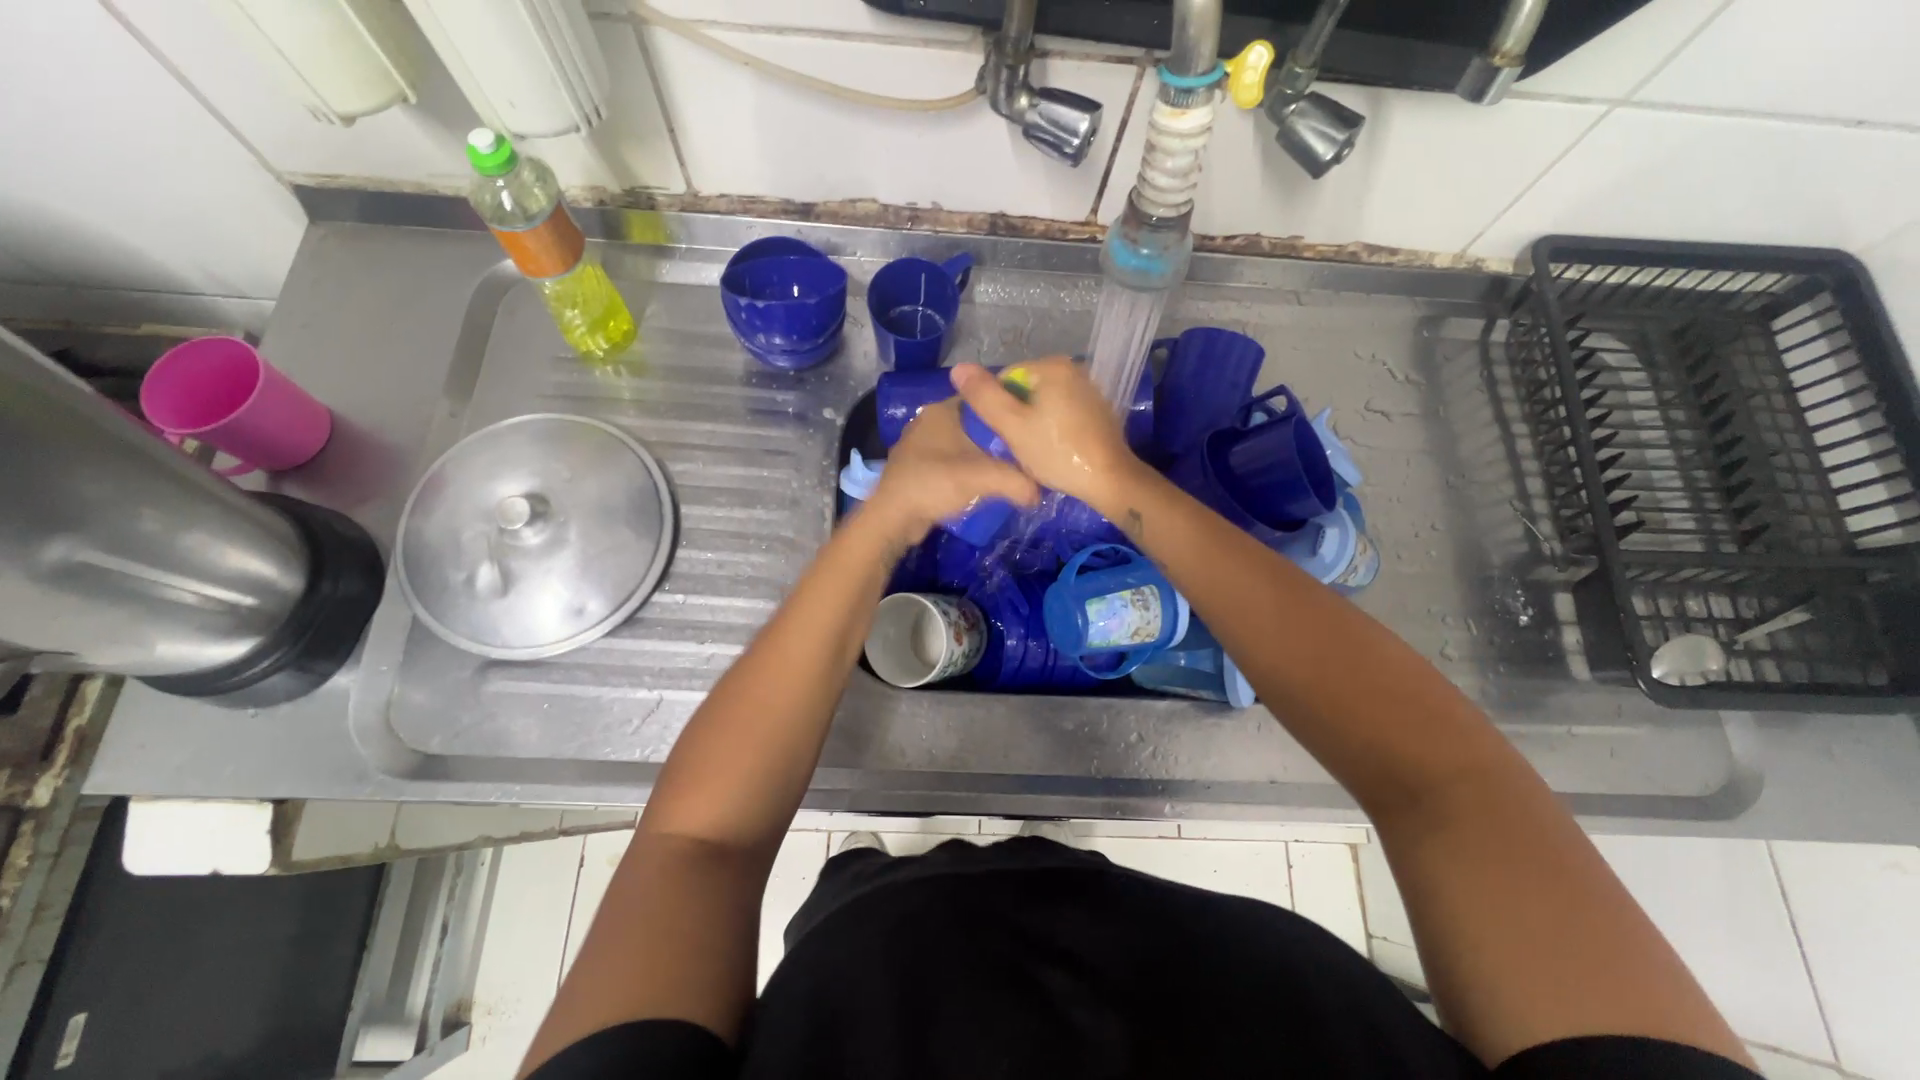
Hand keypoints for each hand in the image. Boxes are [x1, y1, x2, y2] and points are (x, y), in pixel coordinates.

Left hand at [861, 398, 1039, 546]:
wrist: (893, 517)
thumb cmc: (935, 483)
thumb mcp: (984, 478)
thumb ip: (1018, 481)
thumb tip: (1040, 494)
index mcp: (944, 409)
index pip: (984, 397)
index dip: (1008, 408)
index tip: (1029, 424)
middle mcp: (930, 420)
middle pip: (975, 422)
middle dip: (998, 436)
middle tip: (1024, 450)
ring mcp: (920, 443)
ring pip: (962, 442)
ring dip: (982, 454)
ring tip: (1008, 467)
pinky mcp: (916, 465)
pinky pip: (951, 459)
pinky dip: (966, 467)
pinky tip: (982, 481)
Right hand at [949, 358, 1148, 515]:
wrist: (1109, 479)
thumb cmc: (1056, 452)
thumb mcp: (1012, 426)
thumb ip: (984, 396)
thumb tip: (957, 367)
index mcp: (1052, 366)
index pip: (1005, 378)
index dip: (997, 407)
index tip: (1003, 434)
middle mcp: (1073, 368)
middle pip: (1025, 389)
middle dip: (1017, 415)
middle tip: (1018, 445)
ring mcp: (1089, 388)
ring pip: (1044, 402)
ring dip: (1034, 422)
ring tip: (1036, 449)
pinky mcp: (1097, 409)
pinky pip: (1063, 411)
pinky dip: (1054, 426)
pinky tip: (1056, 448)